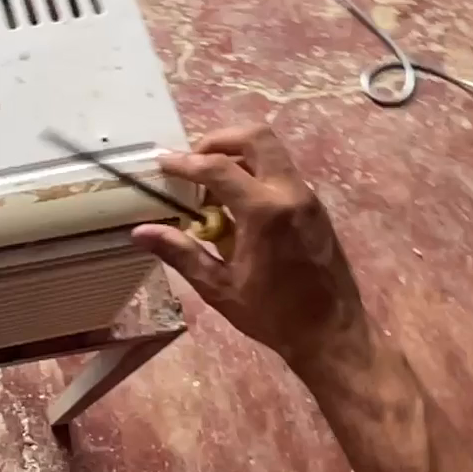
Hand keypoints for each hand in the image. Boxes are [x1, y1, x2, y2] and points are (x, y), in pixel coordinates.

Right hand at [131, 125, 369, 373]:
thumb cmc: (272, 314)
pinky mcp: (314, 207)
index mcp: (265, 212)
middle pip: (255, 138)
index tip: (161, 164)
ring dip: (236, 157)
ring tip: (207, 188)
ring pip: (271, 152)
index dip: (184, 163)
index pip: (218, 168)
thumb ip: (181, 253)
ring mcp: (307, 198)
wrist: (331, 333)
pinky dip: (252, 174)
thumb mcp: (218, 287)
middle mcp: (290, 194)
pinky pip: (280, 173)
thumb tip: (140, 232)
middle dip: (218, 141)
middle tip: (191, 163)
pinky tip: (232, 207)